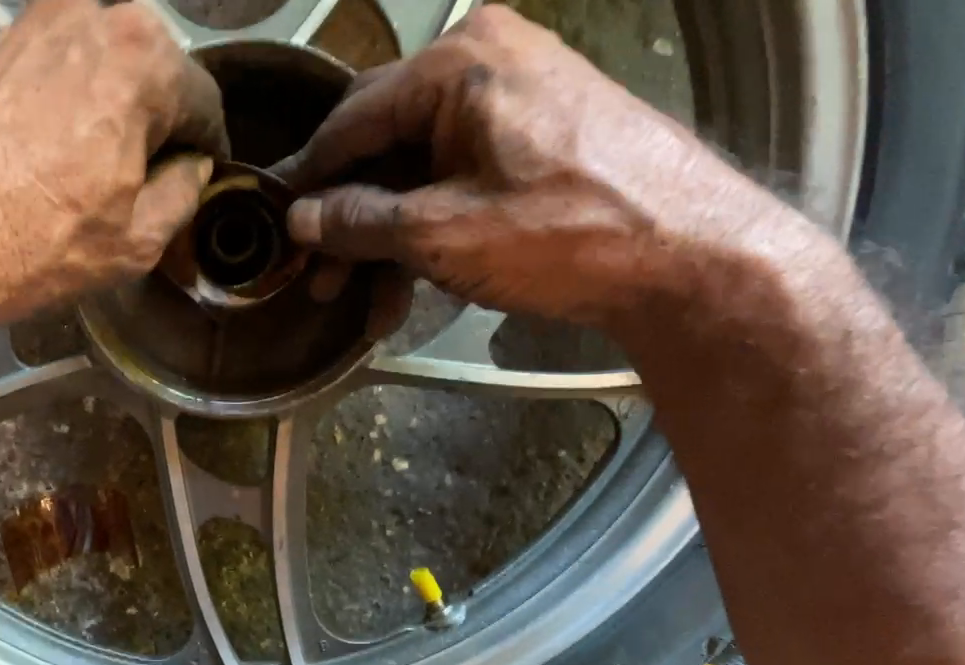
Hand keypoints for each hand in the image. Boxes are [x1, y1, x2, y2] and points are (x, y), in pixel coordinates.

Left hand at [0, 0, 227, 329]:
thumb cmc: (21, 243)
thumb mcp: (135, 241)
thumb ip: (183, 192)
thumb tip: (189, 171)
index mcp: (140, 57)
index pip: (203, 98)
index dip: (207, 147)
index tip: (200, 173)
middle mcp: (85, 19)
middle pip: (148, 76)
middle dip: (152, 129)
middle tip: (139, 189)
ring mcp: (29, 27)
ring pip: (96, 74)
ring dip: (104, 120)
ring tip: (84, 186)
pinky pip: (48, 79)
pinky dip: (57, 115)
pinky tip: (43, 170)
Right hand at [271, 7, 821, 328]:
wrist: (689, 254)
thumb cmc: (562, 232)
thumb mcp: (439, 233)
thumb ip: (357, 222)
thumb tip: (299, 219)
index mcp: (456, 63)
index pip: (349, 122)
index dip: (306, 182)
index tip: (275, 227)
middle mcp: (483, 61)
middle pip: (381, 146)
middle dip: (346, 221)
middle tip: (316, 278)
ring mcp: (513, 98)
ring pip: (417, 171)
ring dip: (384, 240)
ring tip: (360, 302)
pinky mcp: (535, 135)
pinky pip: (456, 178)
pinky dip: (427, 230)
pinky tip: (406, 288)